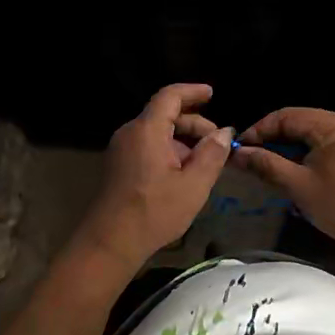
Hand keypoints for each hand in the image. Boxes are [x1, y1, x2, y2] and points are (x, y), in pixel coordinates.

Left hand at [67, 84, 233, 275]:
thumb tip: (225, 132)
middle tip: (218, 145)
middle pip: (165, 114)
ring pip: (157, 132)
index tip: (213, 94)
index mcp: (146, 130)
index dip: (193, 92)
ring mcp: (121, 149)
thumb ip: (212, 154)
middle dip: (194, 124)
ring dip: (183, 140)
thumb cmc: (154, 212)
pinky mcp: (118, 165)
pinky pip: (147, 145)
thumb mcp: (194, 185)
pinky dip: (169, 150)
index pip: (170, 96)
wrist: (110, 242)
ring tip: (205, 163)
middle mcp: (130, 132)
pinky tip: (184, 173)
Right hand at [230, 108, 334, 258]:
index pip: (286, 116)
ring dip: (286, 144)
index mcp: (333, 126)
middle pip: (298, 120)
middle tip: (248, 155)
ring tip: (264, 162)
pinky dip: (303, 151)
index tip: (239, 148)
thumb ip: (266, 164)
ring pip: (310, 131)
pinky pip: (322, 141)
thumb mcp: (298, 185)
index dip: (259, 130)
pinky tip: (288, 166)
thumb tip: (236, 153)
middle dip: (271, 137)